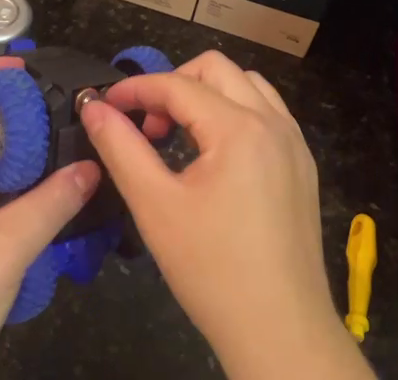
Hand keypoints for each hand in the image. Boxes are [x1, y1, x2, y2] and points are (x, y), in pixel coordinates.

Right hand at [81, 51, 372, 379]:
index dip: (135, 90)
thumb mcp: (155, 207)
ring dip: (208, 94)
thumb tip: (94, 107)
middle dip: (174, 85)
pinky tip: (216, 154)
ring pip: (247, 85)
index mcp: (239, 128)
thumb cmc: (212, 270)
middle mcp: (273, 122)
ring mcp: (294, 141)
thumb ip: (122, 148)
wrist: (280, 328)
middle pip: (216, 68)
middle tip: (149, 127)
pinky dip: (236, 112)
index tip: (104, 106)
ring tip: (180, 136)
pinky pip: (268, 112)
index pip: (178, 85)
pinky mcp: (303, 164)